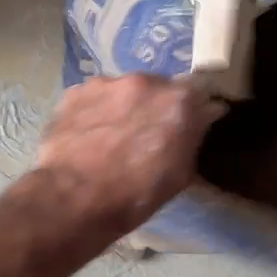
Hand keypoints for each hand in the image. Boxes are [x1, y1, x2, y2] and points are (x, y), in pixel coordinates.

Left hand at [33, 75, 223, 233]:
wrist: (73, 194)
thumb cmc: (136, 193)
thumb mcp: (180, 173)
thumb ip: (193, 135)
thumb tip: (203, 115)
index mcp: (177, 100)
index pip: (196, 91)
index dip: (192, 107)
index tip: (187, 122)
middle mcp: (142, 81)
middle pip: (157, 87)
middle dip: (155, 106)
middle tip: (146, 133)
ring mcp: (105, 83)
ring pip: (123, 90)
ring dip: (124, 106)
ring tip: (112, 136)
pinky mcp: (75, 91)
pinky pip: (94, 97)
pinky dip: (95, 110)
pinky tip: (88, 134)